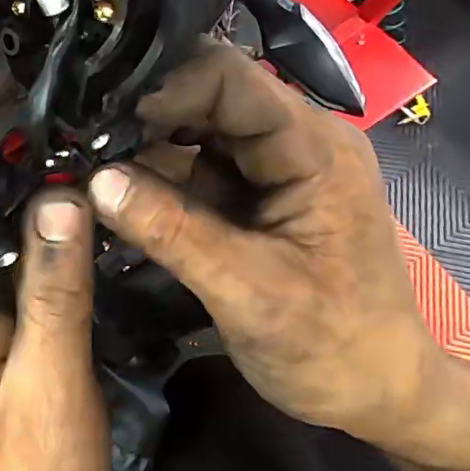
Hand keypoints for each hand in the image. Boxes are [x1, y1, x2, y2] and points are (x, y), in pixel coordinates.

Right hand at [86, 42, 451, 451]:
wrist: (381, 390)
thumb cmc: (332, 347)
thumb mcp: (247, 292)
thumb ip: (171, 231)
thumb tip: (97, 181)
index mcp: (314, 149)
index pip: (232, 80)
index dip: (167, 87)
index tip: (108, 119)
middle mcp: (299, 140)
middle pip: (213, 95)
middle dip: (150, 113)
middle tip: (88, 139)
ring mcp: (280, 164)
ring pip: (201, 128)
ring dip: (150, 143)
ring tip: (93, 162)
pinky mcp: (261, 190)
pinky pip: (202, 164)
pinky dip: (162, 174)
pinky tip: (123, 188)